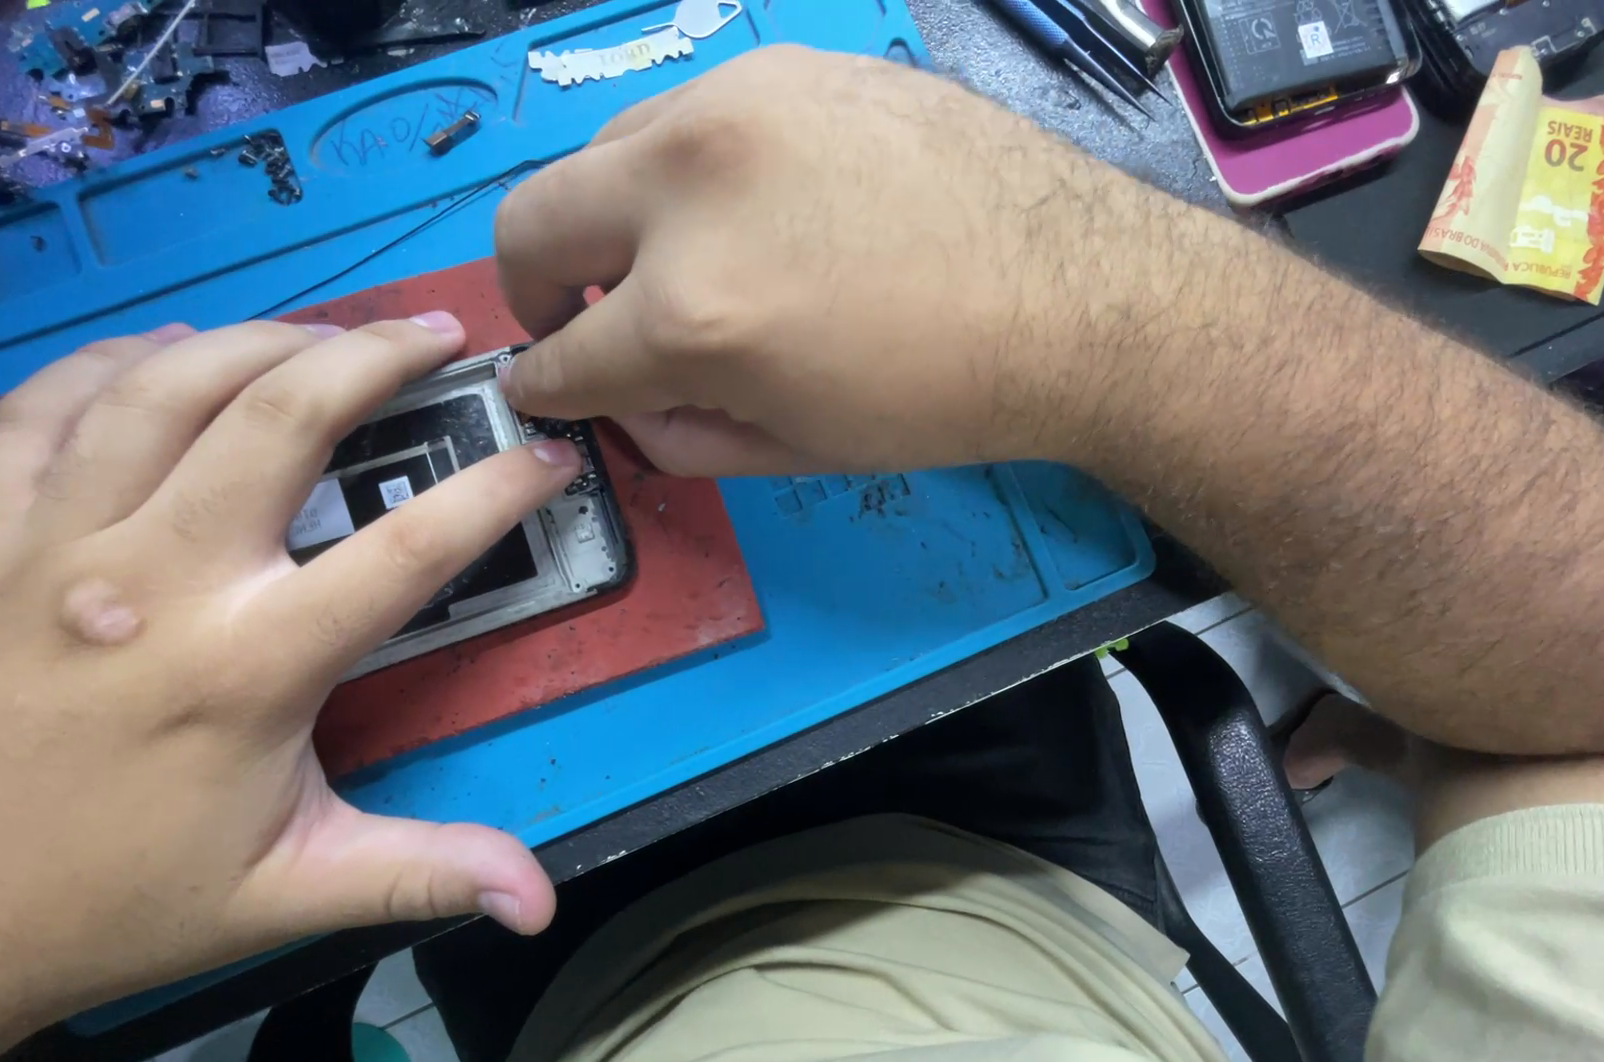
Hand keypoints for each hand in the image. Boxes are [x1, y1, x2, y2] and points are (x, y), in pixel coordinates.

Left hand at [0, 316, 573, 1061]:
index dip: (499, 490)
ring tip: (332, 329)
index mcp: (247, 666)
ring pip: (164, 389)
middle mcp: (153, 581)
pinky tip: (180, 351)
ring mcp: (51, 549)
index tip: (551, 456)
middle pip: (279, 420)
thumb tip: (542, 902)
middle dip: (374, 358)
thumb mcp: (291, 892)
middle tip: (439, 333)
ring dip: (264, 339)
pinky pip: (48, 409)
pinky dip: (121, 361)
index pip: (411, 549)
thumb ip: (427, 877)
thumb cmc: (113, 901)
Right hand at [494, 46, 1182, 474]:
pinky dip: (683, 176)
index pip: (563, 356)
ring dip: (610, 222)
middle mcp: (689, 189)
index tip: (544, 385)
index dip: (545, 385)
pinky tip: (745, 211)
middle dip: (532, 287)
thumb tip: (626, 407)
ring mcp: (738, 104)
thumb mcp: (797, 451)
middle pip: (530, 222)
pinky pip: (685, 117)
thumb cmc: (938, 400)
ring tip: (673, 264)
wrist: (1073, 300)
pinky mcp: (788, 66)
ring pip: (603, 153)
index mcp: (695, 313)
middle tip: (575, 319)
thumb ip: (683, 436)